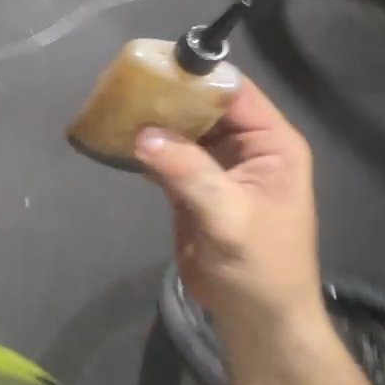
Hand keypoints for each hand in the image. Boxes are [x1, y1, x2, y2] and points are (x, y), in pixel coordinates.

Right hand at [135, 78, 323, 329]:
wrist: (256, 320)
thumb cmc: (260, 268)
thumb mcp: (229, 217)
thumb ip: (189, 172)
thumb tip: (142, 134)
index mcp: (271, 144)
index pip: (234, 92)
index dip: (198, 75)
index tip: (155, 64)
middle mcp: (246, 146)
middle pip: (203, 104)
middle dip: (167, 93)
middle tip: (122, 82)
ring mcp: (217, 165)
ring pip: (181, 126)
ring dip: (152, 117)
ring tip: (113, 101)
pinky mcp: (192, 185)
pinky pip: (167, 152)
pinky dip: (144, 144)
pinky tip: (116, 135)